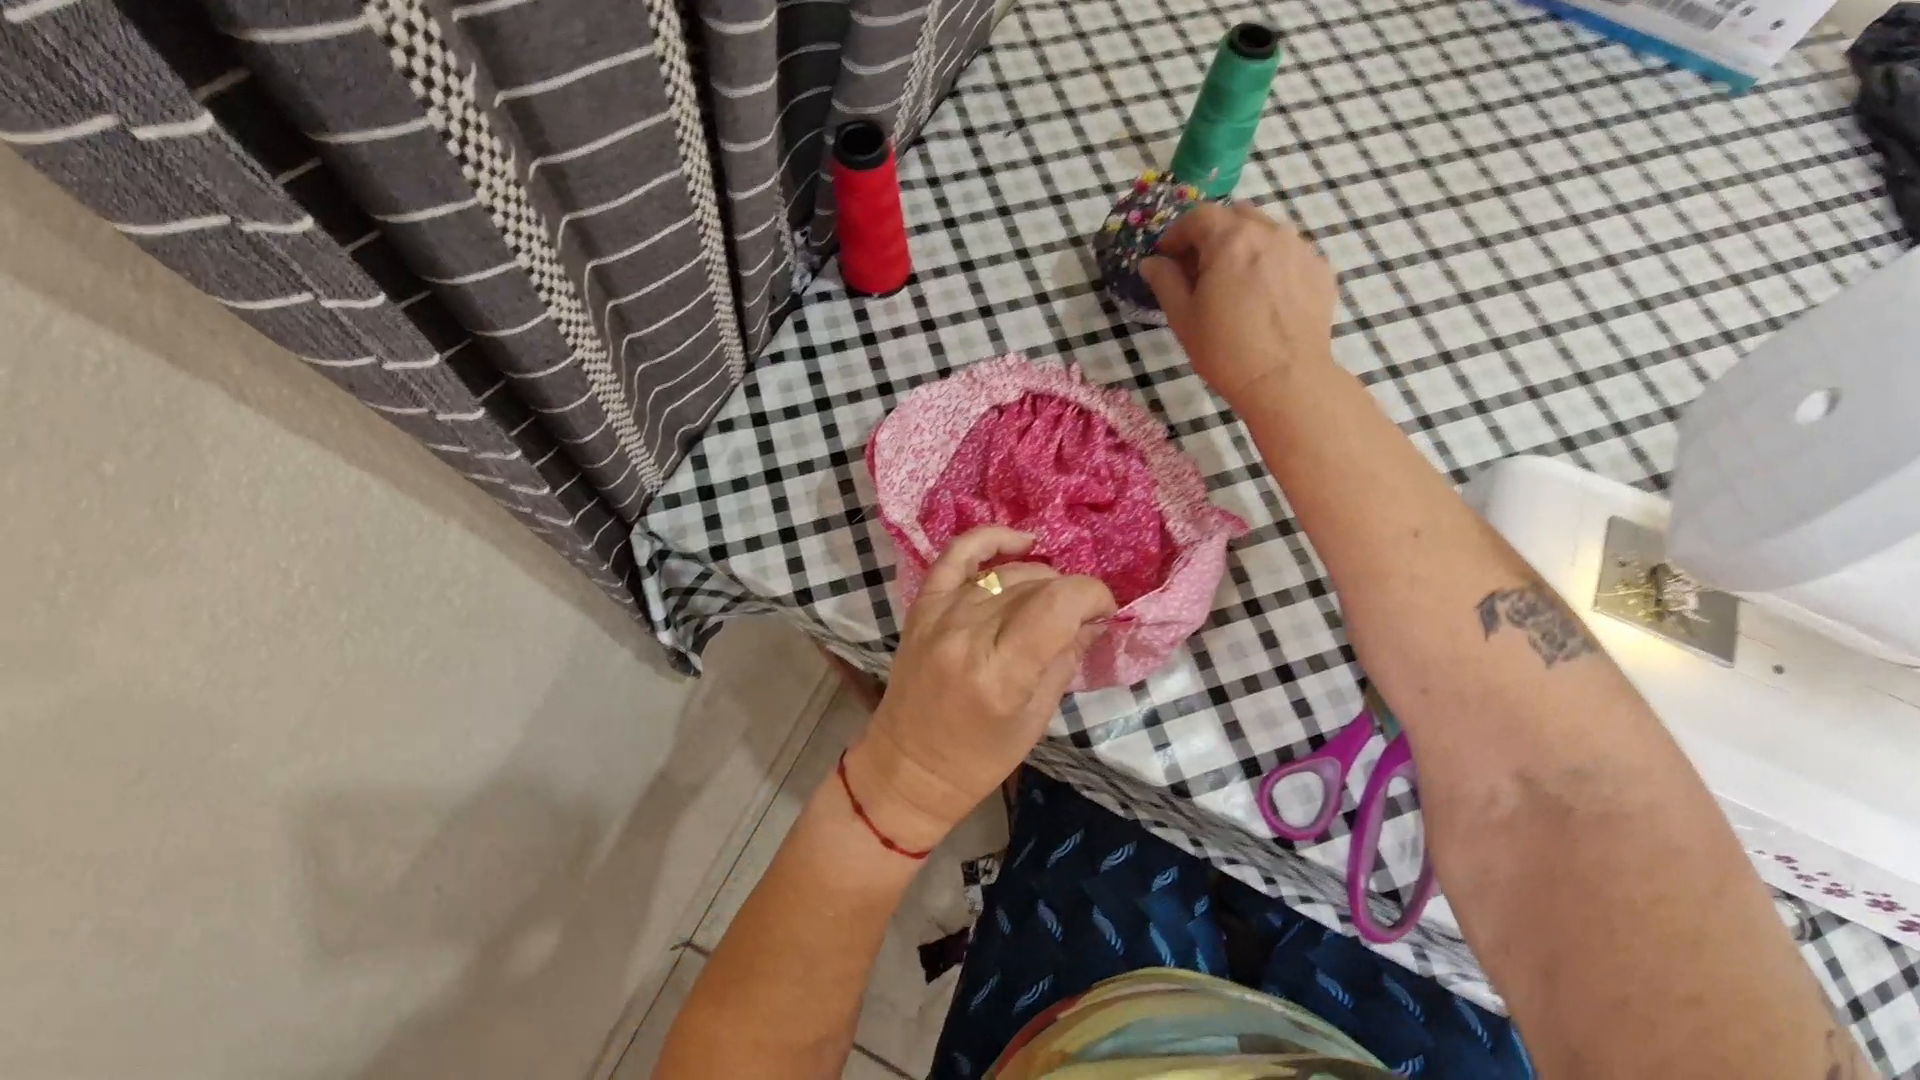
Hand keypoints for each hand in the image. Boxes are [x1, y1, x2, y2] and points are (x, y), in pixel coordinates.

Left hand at [844, 527, 1115, 851]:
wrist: (909, 765)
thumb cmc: (980, 757)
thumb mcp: (1037, 717)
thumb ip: (1066, 658)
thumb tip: (1094, 617)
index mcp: (1001, 671)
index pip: (1059, 603)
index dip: (1093, 595)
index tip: (1105, 611)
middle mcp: (968, 633)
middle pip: (1036, 584)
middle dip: (1071, 593)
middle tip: (1081, 617)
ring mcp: (941, 615)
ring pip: (1007, 572)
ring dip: (1040, 580)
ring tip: (1052, 603)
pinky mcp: (922, 606)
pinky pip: (957, 554)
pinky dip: (991, 539)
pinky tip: (1022, 542)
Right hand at [1139, 202, 1339, 407]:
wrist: (1286, 380)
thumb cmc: (1225, 351)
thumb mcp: (1183, 317)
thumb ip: (1165, 281)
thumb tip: (1152, 262)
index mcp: (1230, 239)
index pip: (1198, 216)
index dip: (1177, 234)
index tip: (1168, 258)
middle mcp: (1269, 232)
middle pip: (1234, 216)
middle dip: (1212, 235)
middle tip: (1200, 270)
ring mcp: (1300, 249)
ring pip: (1265, 232)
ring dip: (1244, 246)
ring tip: (1235, 284)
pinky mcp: (1321, 270)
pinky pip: (1290, 254)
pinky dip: (1272, 264)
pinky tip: (1265, 297)